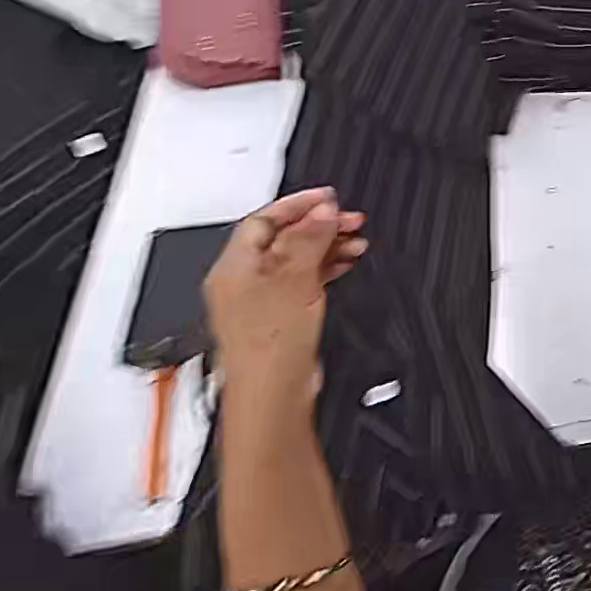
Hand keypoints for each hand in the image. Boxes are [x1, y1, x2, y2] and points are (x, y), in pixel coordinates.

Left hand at [204, 188, 367, 403]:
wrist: (273, 392)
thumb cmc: (270, 344)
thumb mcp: (294, 279)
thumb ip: (309, 240)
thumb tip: (321, 212)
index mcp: (234, 266)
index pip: (265, 219)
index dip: (298, 205)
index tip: (328, 198)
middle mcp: (244, 279)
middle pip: (283, 238)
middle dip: (318, 226)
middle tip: (349, 219)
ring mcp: (262, 299)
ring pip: (297, 259)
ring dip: (327, 246)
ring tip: (356, 241)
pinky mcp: (280, 316)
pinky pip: (303, 280)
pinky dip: (325, 268)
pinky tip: (344, 263)